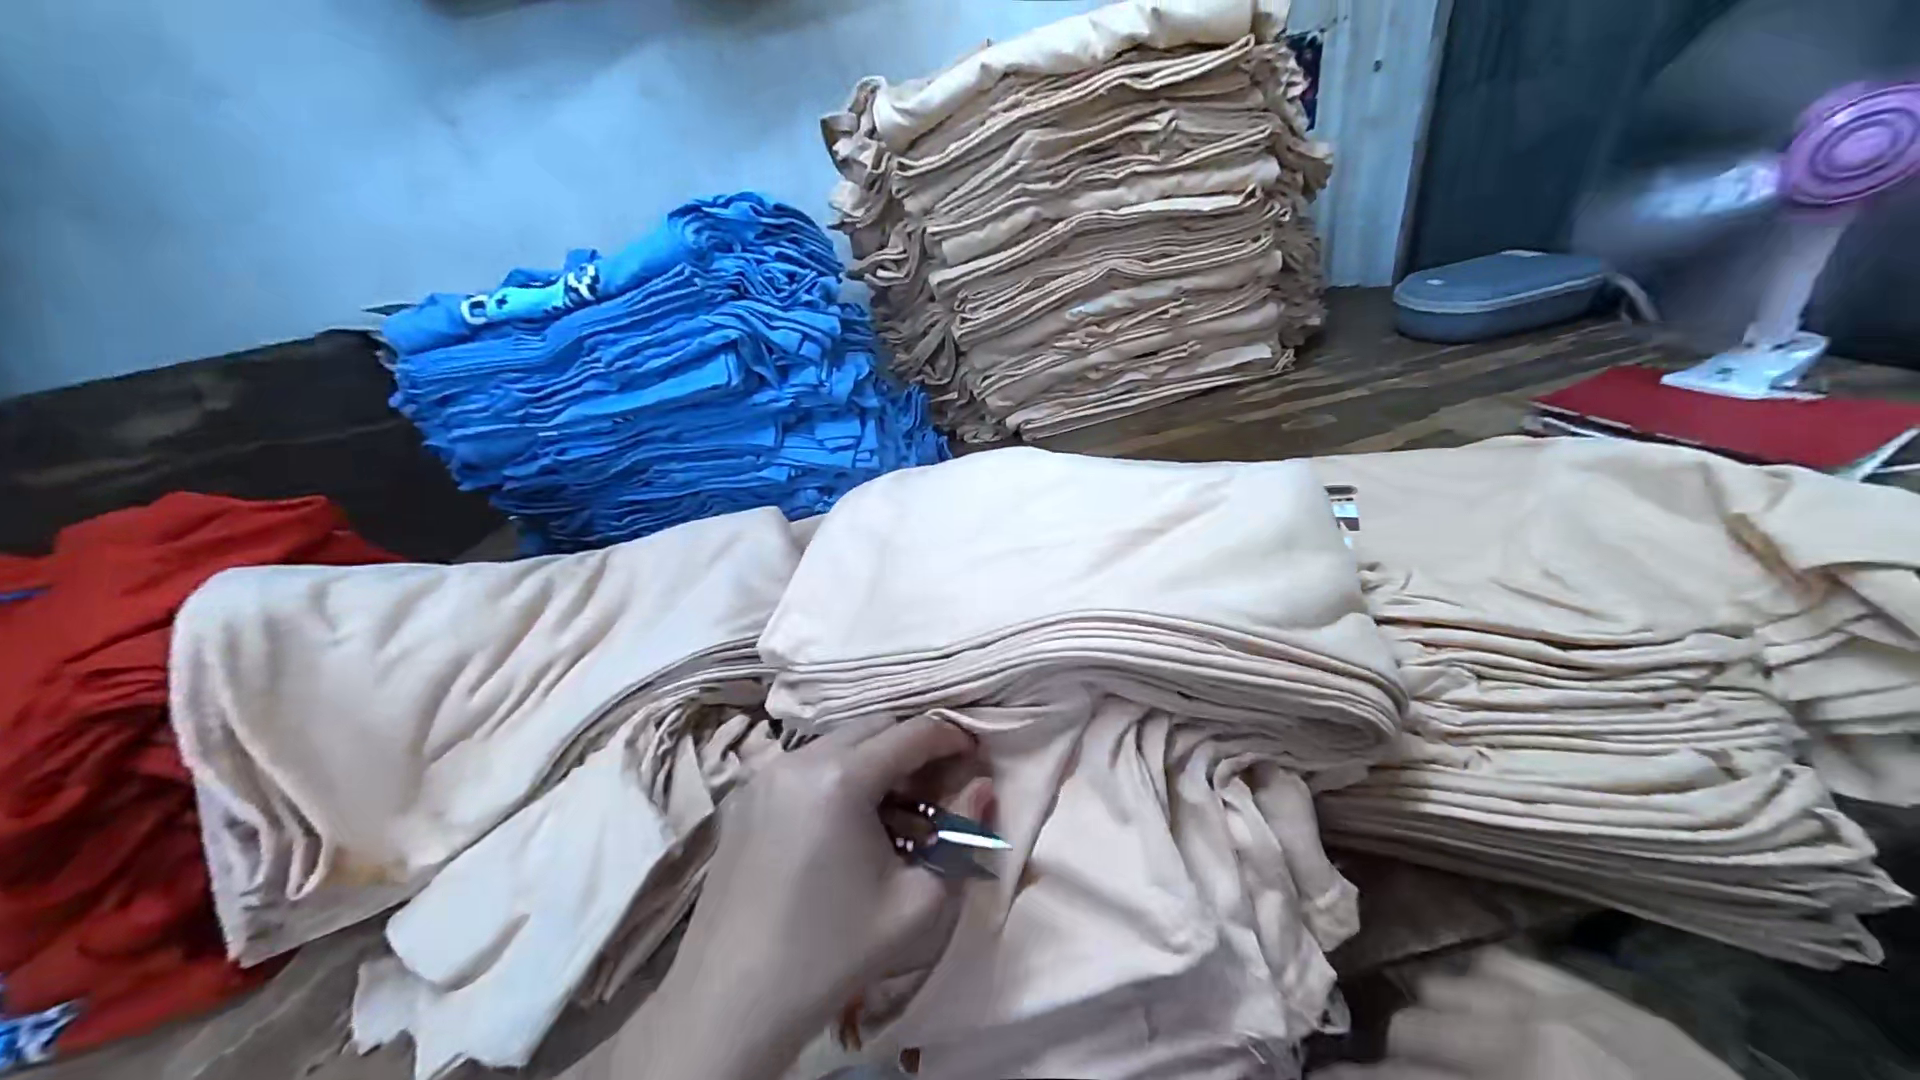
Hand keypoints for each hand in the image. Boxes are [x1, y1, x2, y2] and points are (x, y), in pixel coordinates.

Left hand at [623, 714, 992, 1079]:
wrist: (732, 1002)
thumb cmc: (834, 953)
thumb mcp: (917, 901)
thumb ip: (960, 835)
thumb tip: (984, 786)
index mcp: (840, 778)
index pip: (911, 733)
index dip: (950, 737)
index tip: (975, 752)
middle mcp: (797, 760)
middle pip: (873, 727)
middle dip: (912, 744)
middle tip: (937, 783)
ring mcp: (763, 775)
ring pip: (837, 742)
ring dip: (874, 759)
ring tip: (894, 806)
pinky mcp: (744, 796)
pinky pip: (805, 764)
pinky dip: (838, 773)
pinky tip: (846, 822)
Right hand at [1312, 949, 1737, 1079]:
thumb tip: (1384, 1071)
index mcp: (1523, 1079)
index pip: (1396, 1073)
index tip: (1316, 1078)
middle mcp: (1529, 1034)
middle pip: (1409, 1025)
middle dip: (1388, 1055)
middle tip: (1384, 1071)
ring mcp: (1564, 1001)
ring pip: (1443, 983)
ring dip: (1430, 1019)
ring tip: (1434, 1046)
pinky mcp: (1594, 988)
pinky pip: (1498, 961)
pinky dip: (1475, 986)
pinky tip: (1480, 1009)